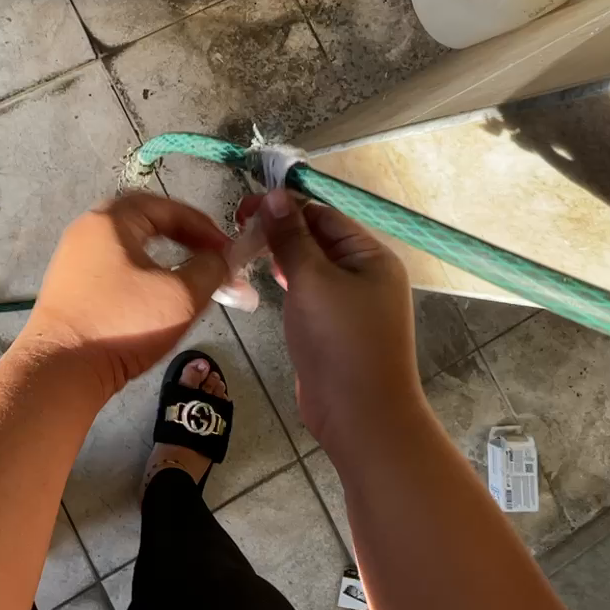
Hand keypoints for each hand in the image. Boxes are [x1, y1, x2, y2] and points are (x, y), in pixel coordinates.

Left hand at [20, 193, 231, 396]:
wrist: (60, 370)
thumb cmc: (123, 323)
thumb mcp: (180, 295)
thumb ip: (210, 269)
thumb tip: (222, 259)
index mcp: (111, 220)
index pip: (167, 208)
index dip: (205, 228)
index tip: (228, 251)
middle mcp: (88, 230)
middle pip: (146, 222)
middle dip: (185, 239)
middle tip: (210, 258)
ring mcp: (74, 259)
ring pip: (131, 247)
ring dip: (166, 258)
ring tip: (191, 279)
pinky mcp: (70, 288)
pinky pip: (115, 268)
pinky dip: (143, 274)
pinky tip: (157, 297)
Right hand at [254, 189, 423, 449]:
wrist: (359, 416)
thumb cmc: (339, 341)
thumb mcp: (311, 280)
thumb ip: (291, 237)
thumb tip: (275, 194)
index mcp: (371, 256)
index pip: (324, 215)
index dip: (285, 206)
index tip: (244, 208)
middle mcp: (365, 274)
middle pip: (317, 237)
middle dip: (280, 229)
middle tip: (238, 229)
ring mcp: (350, 302)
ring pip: (310, 264)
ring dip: (280, 254)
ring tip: (245, 250)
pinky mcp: (333, 326)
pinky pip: (309, 291)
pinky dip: (287, 280)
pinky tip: (264, 278)